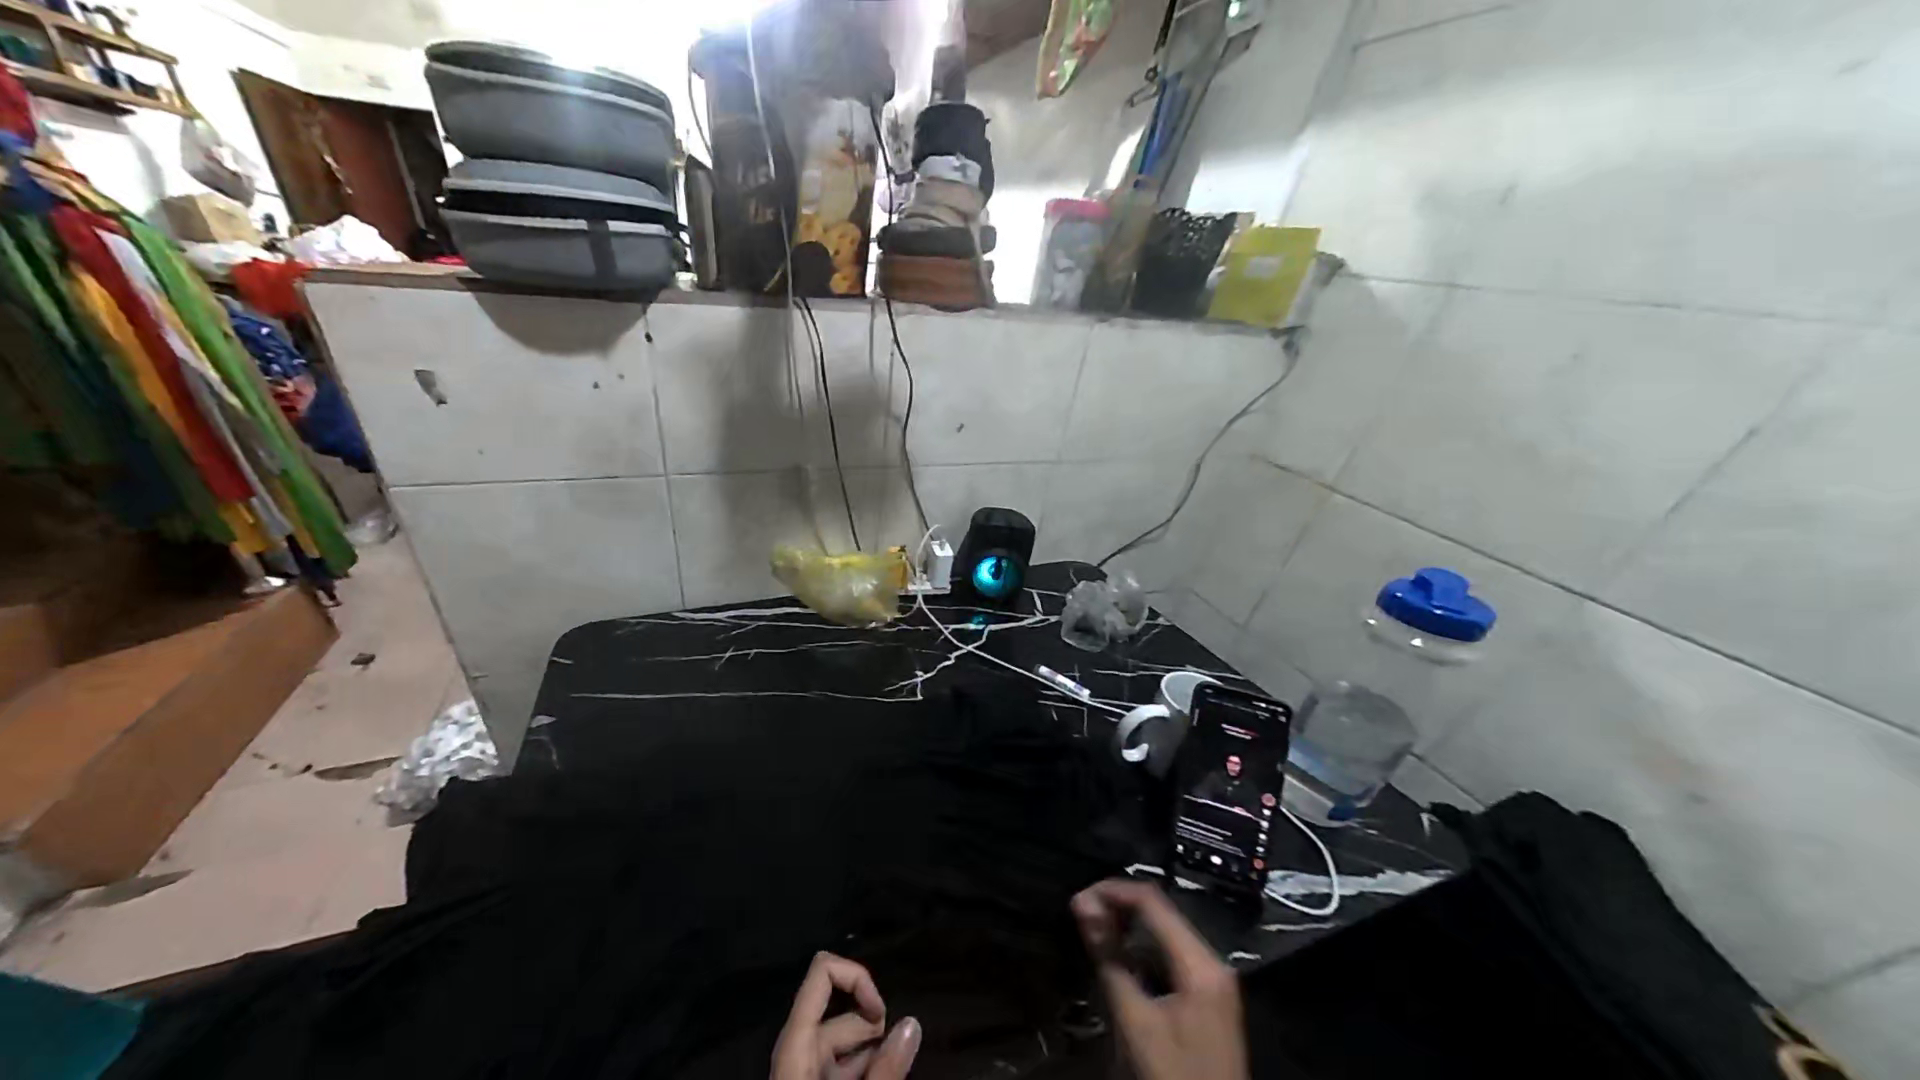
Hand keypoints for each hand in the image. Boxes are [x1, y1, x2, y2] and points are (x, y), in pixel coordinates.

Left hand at [771, 951, 921, 1079]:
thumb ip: (885, 1069)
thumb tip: (913, 1023)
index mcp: (794, 1044)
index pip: (821, 972)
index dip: (856, 978)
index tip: (880, 1013)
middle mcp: (794, 1049)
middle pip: (838, 1011)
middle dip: (871, 1027)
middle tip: (894, 1060)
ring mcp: (799, 1069)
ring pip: (841, 1041)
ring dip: (869, 1051)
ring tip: (890, 1071)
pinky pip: (836, 1063)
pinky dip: (860, 1066)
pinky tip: (878, 1078)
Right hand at [1070, 879, 1248, 1079]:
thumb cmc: (1173, 1077)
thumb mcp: (1136, 1021)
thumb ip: (1110, 960)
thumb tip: (1083, 907)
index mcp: (1200, 963)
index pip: (1152, 902)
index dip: (1113, 892)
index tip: (1078, 899)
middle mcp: (1212, 960)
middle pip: (1160, 912)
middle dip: (1119, 907)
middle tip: (1081, 914)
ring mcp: (1212, 977)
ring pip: (1164, 931)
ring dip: (1128, 926)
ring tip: (1093, 930)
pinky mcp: (1207, 993)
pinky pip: (1170, 953)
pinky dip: (1141, 947)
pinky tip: (1118, 955)